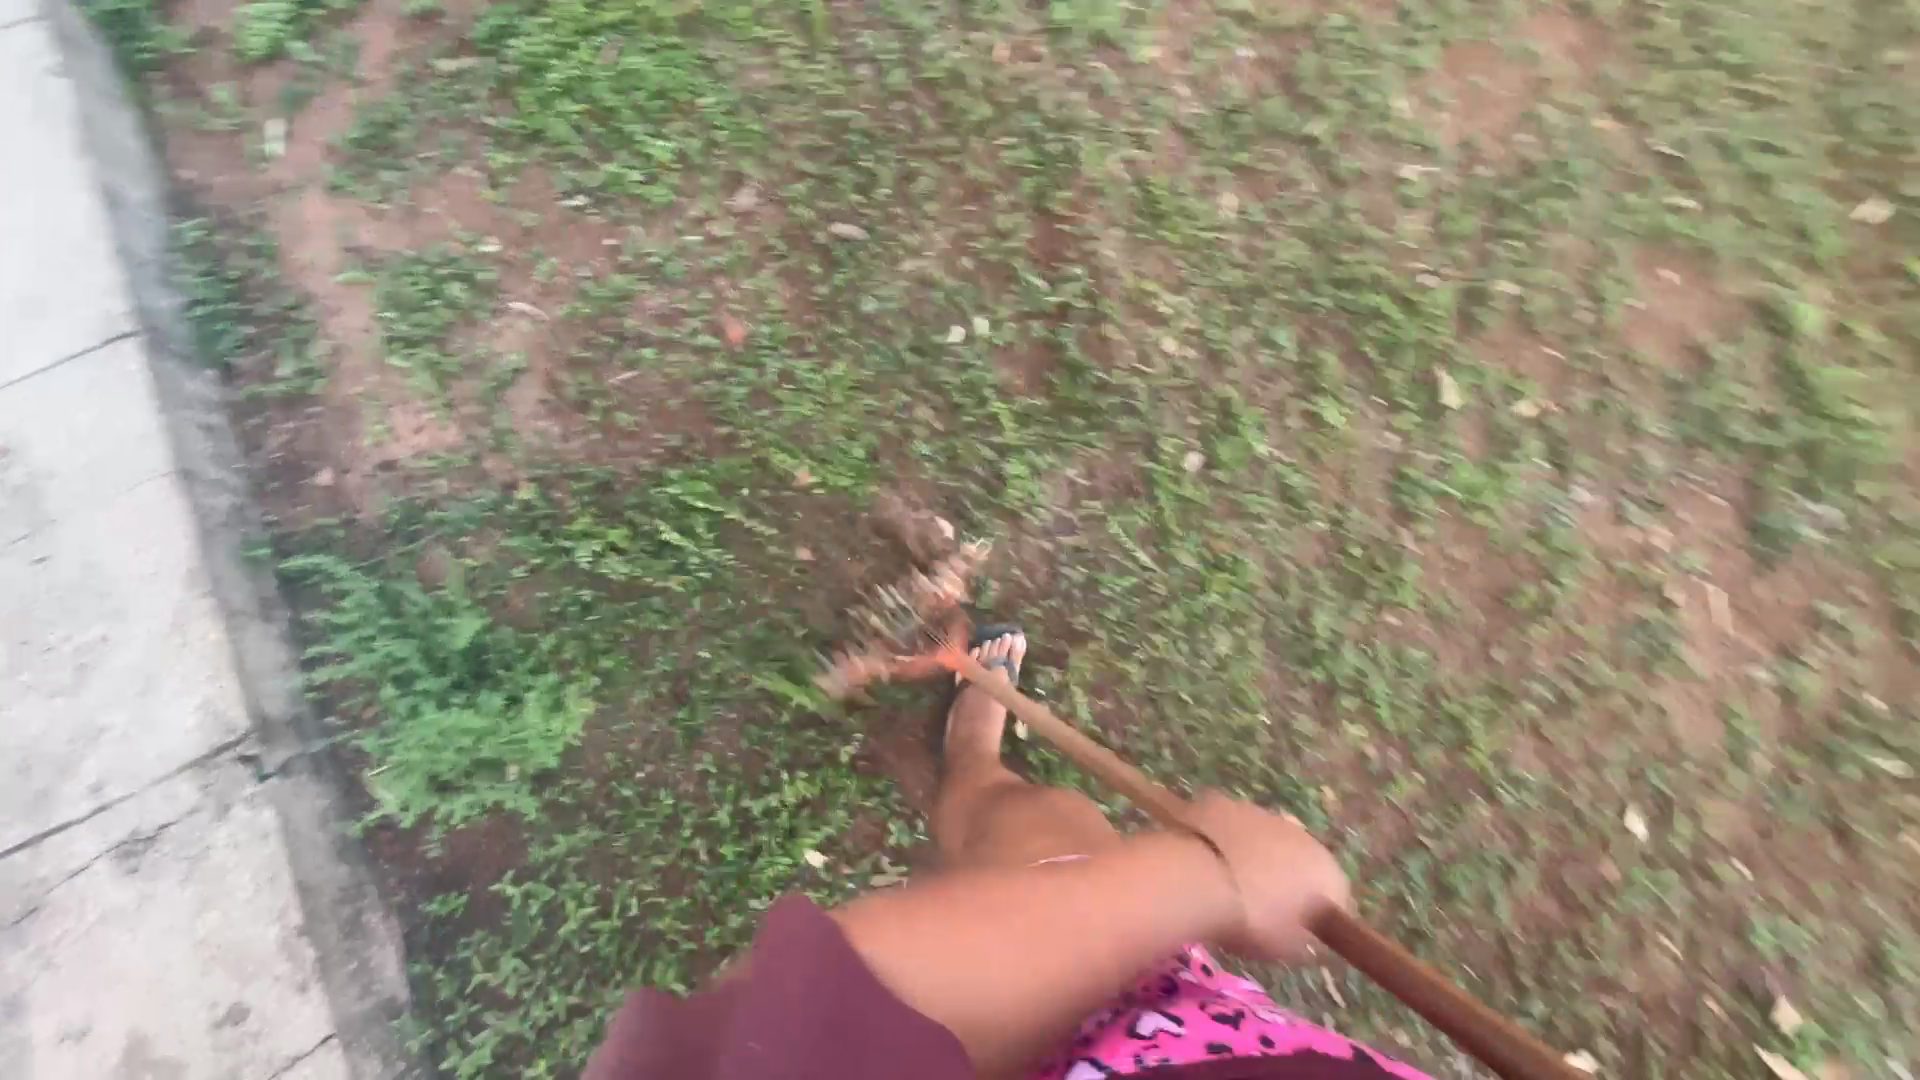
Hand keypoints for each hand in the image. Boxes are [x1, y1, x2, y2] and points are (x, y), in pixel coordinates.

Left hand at [1181, 791, 1350, 963]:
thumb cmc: (1251, 919)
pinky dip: (1218, 837)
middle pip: (1296, 856)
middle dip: (1282, 876)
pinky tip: (1200, 858)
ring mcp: (1255, 810)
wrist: (1196, 877)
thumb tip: (1303, 935)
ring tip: (1224, 881)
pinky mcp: (1218, 799)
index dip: (1318, 914)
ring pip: (1260, 835)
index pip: (1335, 892)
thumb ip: (1304, 939)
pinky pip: (1225, 822)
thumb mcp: (1288, 948)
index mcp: (1324, 868)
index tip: (1298, 929)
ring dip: (1250, 852)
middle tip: (1258, 904)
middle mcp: (1296, 831)